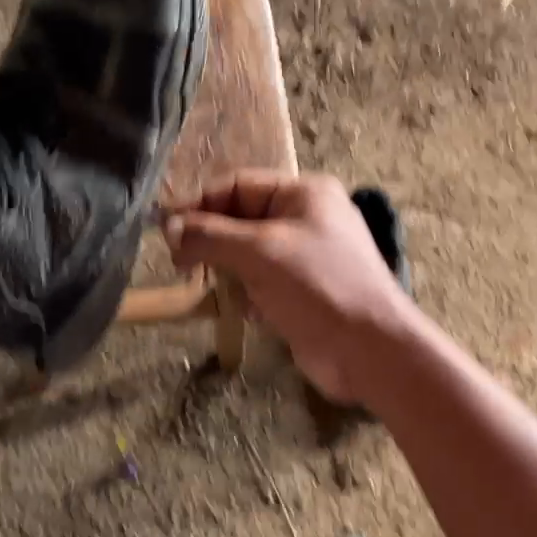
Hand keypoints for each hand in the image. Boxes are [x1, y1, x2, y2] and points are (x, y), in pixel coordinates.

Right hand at [164, 171, 414, 402]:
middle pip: (239, 218)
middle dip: (209, 238)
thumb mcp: (260, 252)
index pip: (237, 185)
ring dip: (224, 268)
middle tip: (178, 261)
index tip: (164, 229)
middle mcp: (305, 218)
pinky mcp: (301, 292)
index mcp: (303, 193)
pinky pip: (259, 281)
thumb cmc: (319, 286)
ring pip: (246, 253)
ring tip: (201, 284)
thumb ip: (211, 236)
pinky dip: (244, 292)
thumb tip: (168, 228)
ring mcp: (304, 257)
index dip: (199, 204)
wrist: (371, 351)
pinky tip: (240, 309)